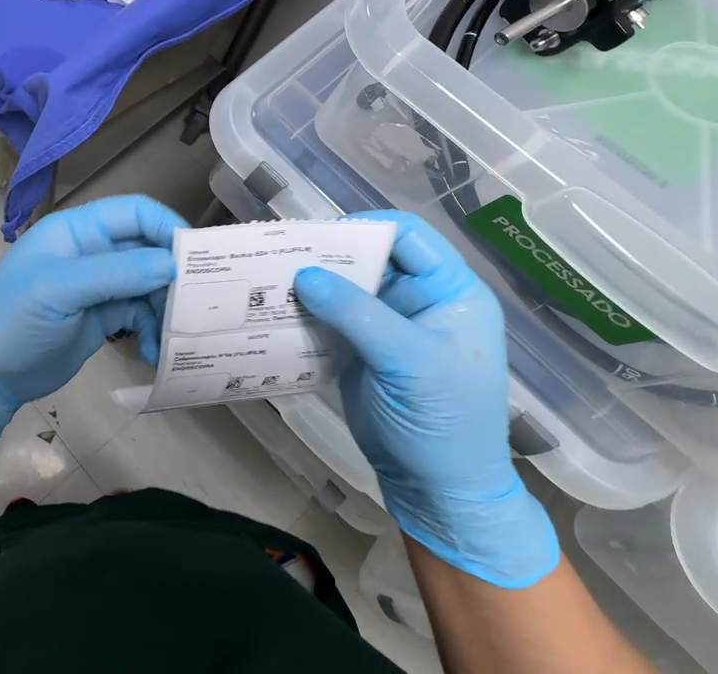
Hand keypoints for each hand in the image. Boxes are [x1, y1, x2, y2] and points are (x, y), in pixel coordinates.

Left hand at [0, 195, 185, 459]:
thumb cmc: (10, 320)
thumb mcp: (58, 290)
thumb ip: (115, 273)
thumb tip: (172, 264)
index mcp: (76, 231)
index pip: (133, 213)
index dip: (167, 227)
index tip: (199, 257)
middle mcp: (92, 252)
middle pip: (148, 250)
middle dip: (174, 276)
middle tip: (200, 306)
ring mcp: (98, 287)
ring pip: (150, 286)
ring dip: (166, 310)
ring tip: (172, 338)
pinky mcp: (102, 318)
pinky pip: (141, 316)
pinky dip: (153, 331)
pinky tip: (152, 352)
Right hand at [293, 210, 558, 587]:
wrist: (438, 489)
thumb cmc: (443, 421)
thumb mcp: (409, 362)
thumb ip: (358, 313)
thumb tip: (302, 275)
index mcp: (449, 292)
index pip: (408, 237)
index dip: (366, 229)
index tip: (318, 239)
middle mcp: (418, 300)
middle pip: (369, 257)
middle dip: (327, 256)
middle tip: (280, 257)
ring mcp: (387, 325)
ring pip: (344, 285)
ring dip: (310, 284)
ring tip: (267, 280)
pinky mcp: (361, 348)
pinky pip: (330, 316)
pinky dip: (304, 311)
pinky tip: (274, 310)